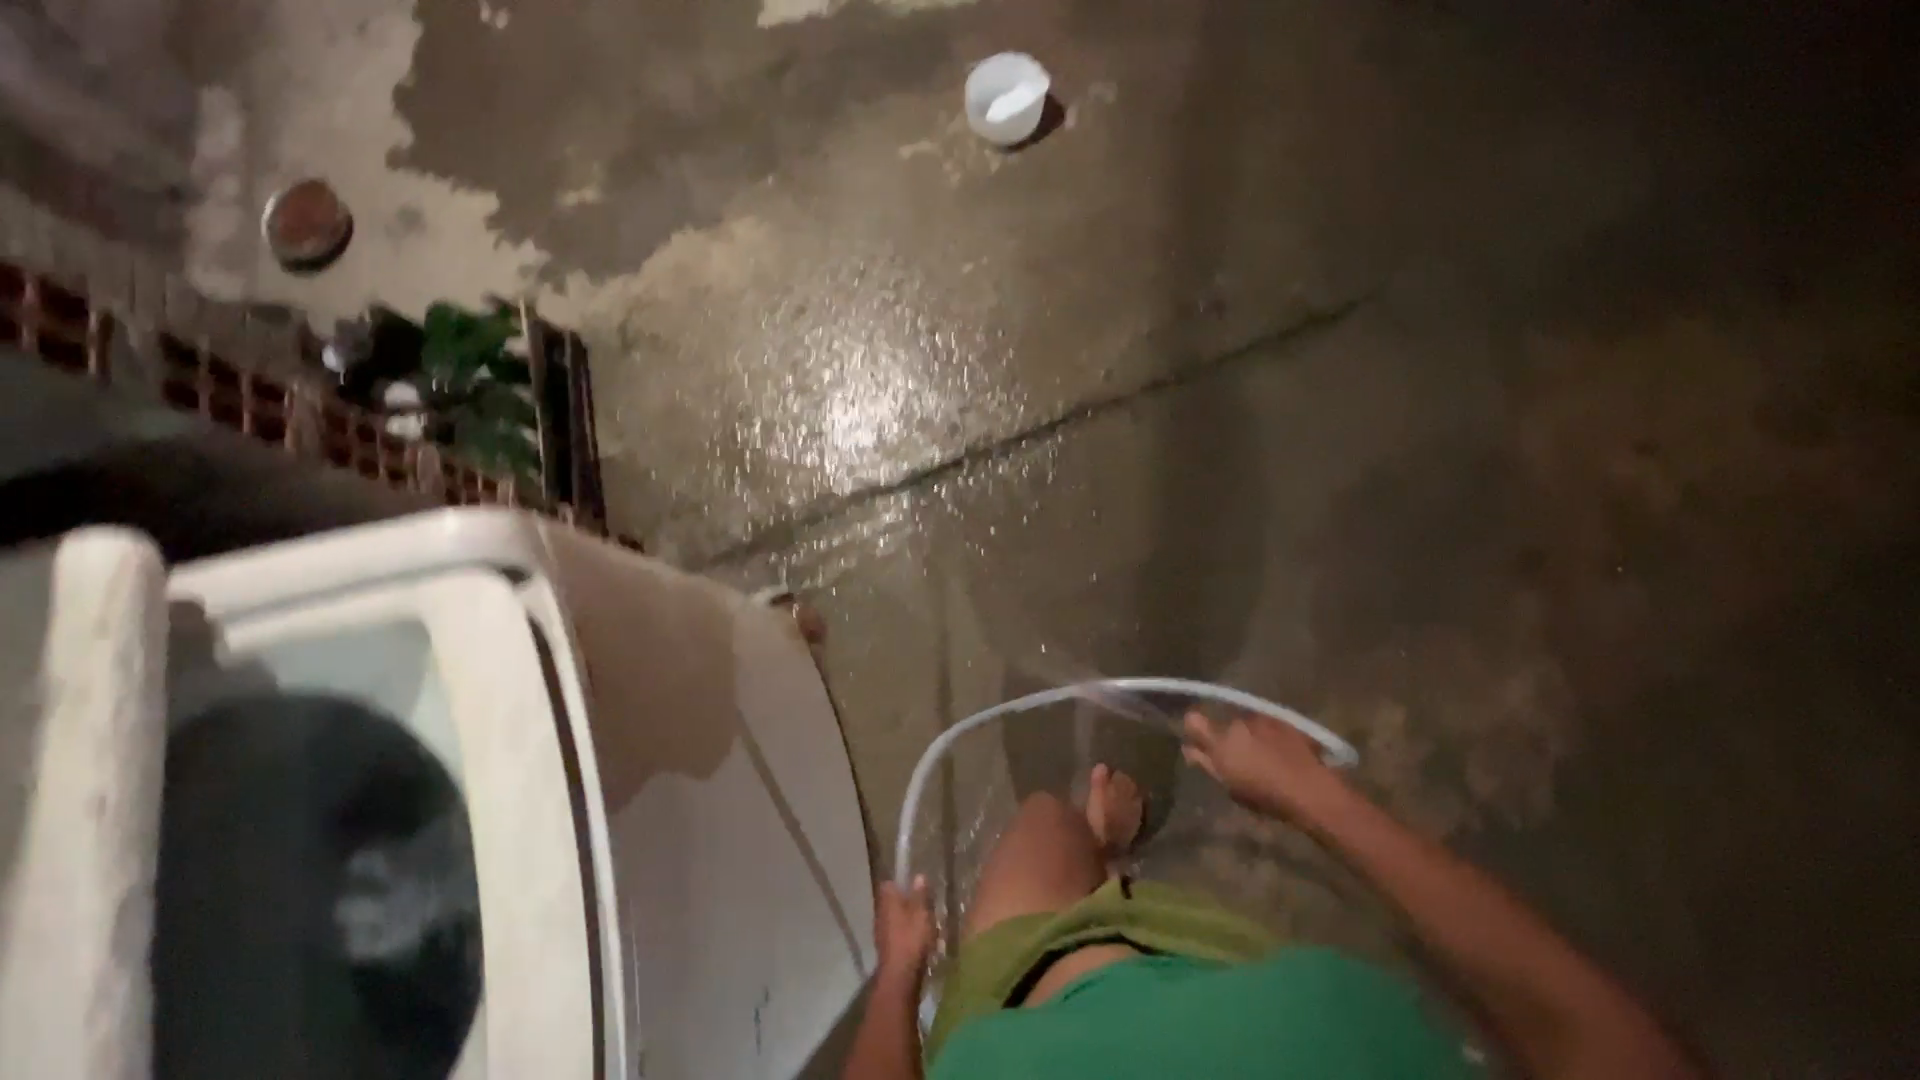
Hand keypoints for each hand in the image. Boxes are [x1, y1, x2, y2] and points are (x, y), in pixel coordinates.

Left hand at [874, 875, 934, 980]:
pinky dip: (904, 932)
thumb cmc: (911, 938)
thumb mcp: (922, 913)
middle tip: (922, 902)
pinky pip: (895, 932)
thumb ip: (920, 894)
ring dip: (905, 918)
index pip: (888, 884)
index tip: (912, 883)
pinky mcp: (885, 947)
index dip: (899, 882)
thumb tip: (918, 876)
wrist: (900, 975)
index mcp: (887, 900)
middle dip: (903, 900)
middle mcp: (880, 913)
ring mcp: (880, 931)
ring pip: (893, 917)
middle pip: (890, 901)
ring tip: (923, 920)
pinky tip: (917, 938)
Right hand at [1182, 710, 1348, 820]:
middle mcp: (1238, 723)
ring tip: (1266, 757)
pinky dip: (1271, 736)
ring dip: (1252, 736)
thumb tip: (1189, 749)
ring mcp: (1264, 719)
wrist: (1312, 790)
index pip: (1193, 720)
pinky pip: (1269, 725)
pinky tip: (1283, 753)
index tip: (1200, 741)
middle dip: (1230, 738)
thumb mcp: (1230, 787)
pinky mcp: (1286, 720)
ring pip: (1249, 724)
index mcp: (1220, 741)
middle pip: (1226, 725)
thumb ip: (1207, 764)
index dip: (1194, 729)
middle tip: (1242, 760)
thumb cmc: (1266, 796)